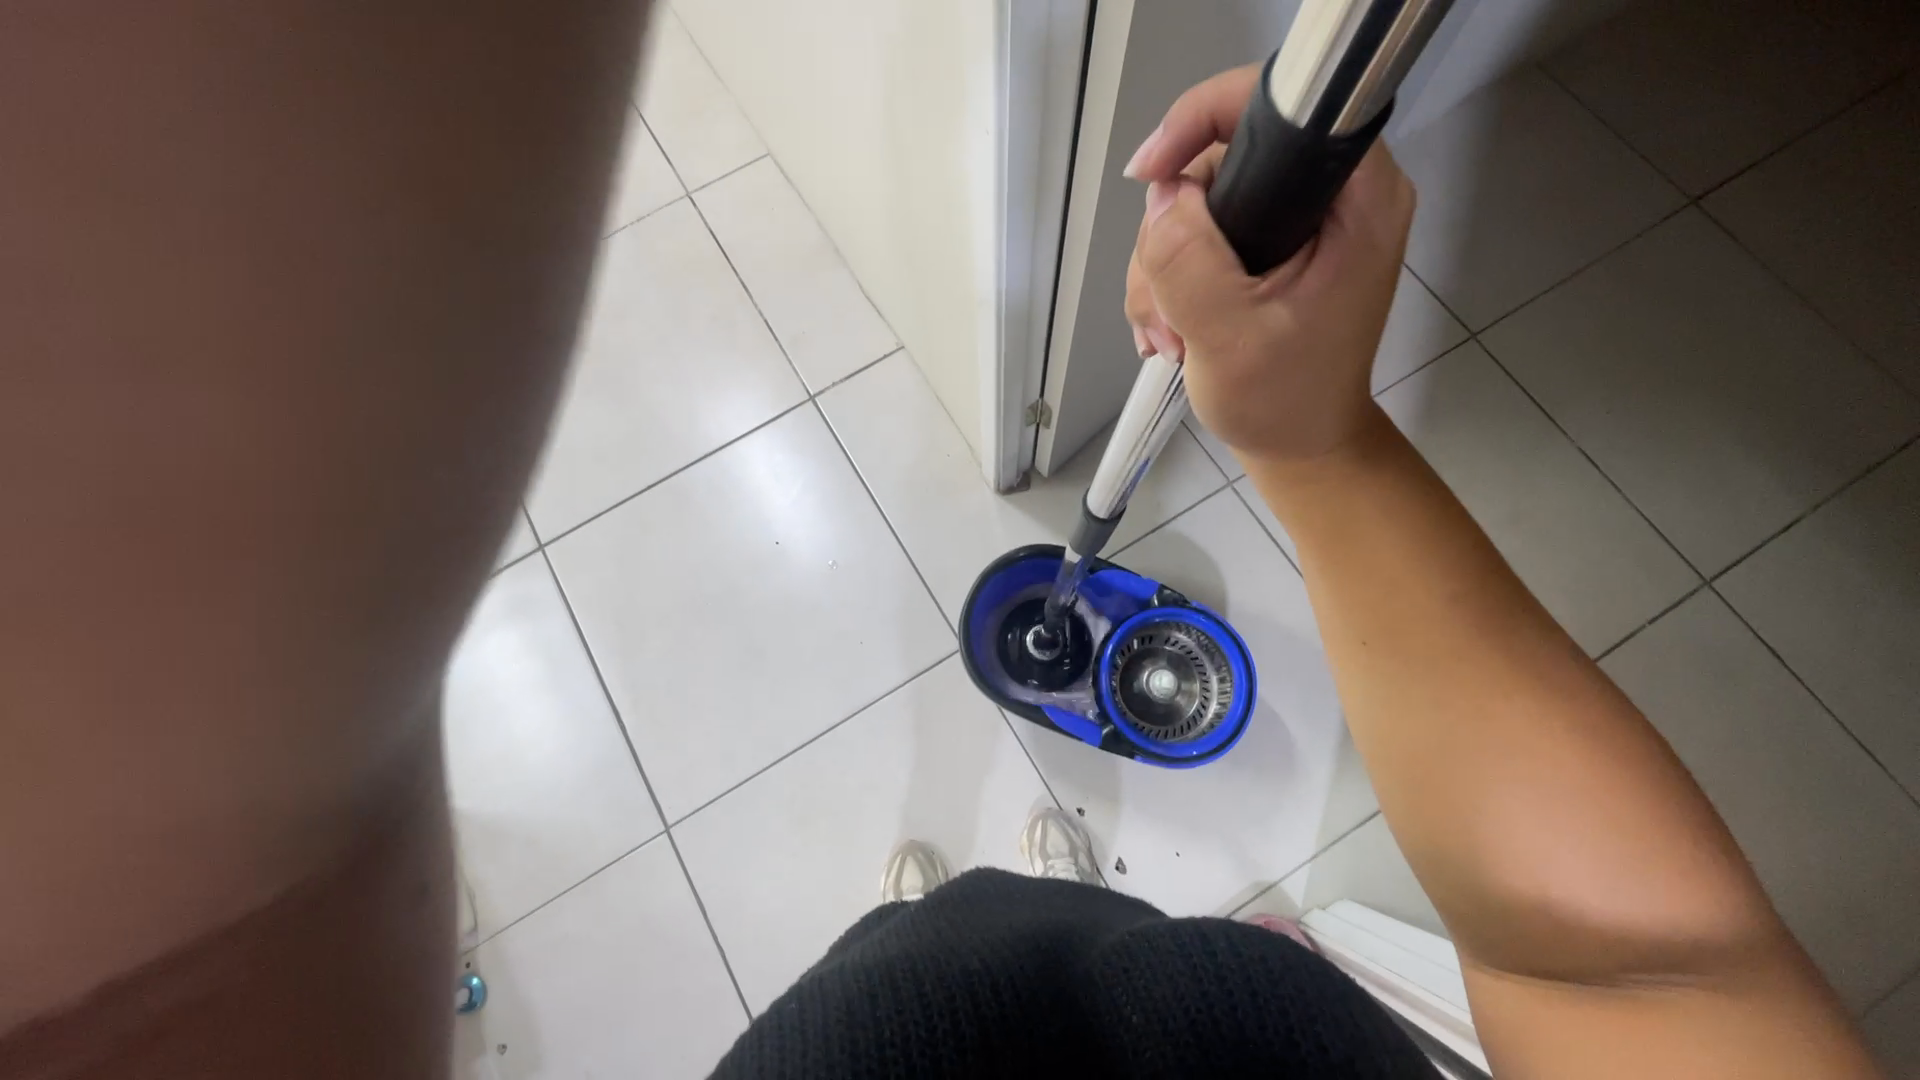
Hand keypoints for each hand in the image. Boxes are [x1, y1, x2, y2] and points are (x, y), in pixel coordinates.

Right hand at [1123, 65, 1415, 464]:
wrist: (1298, 445)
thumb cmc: (1281, 400)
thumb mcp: (1230, 337)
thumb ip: (1189, 260)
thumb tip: (1161, 197)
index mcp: (1353, 197)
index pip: (1278, 106)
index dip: (1204, 122)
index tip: (1151, 175)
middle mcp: (1328, 196)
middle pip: (1218, 164)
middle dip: (1170, 238)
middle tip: (1164, 309)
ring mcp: (1293, 224)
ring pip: (1194, 207)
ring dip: (1162, 274)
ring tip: (1170, 338)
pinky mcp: (1267, 250)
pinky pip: (1194, 240)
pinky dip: (1170, 285)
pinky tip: (1172, 333)